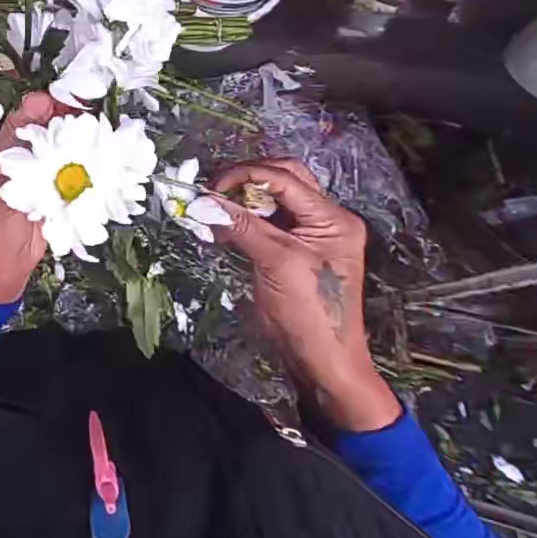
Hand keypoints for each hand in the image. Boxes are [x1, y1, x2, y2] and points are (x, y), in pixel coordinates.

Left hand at [0, 91, 59, 302]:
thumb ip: (17, 136)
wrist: (2, 275)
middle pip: (1, 113)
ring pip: (23, 127)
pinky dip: (56, 137)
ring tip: (74, 107)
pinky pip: (38, 145)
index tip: (23, 75)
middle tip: (59, 94)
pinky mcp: (23, 169)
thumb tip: (40, 98)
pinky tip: (76, 126)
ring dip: (47, 119)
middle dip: (30, 104)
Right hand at [213, 160, 400, 432]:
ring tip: (217, 205)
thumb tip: (204, 201)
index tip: (212, 186)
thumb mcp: (276, 263)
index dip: (246, 175)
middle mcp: (327, 217)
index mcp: (332, 217)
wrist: (325, 362)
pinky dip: (248, 217)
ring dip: (246, 197)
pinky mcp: (298, 248)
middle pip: (284, 179)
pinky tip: (227, 223)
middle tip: (216, 189)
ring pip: (277, 197)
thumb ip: (243, 226)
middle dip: (248, 179)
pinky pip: (271, 220)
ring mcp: (313, 233)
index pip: (285, 178)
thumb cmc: (309, 313)